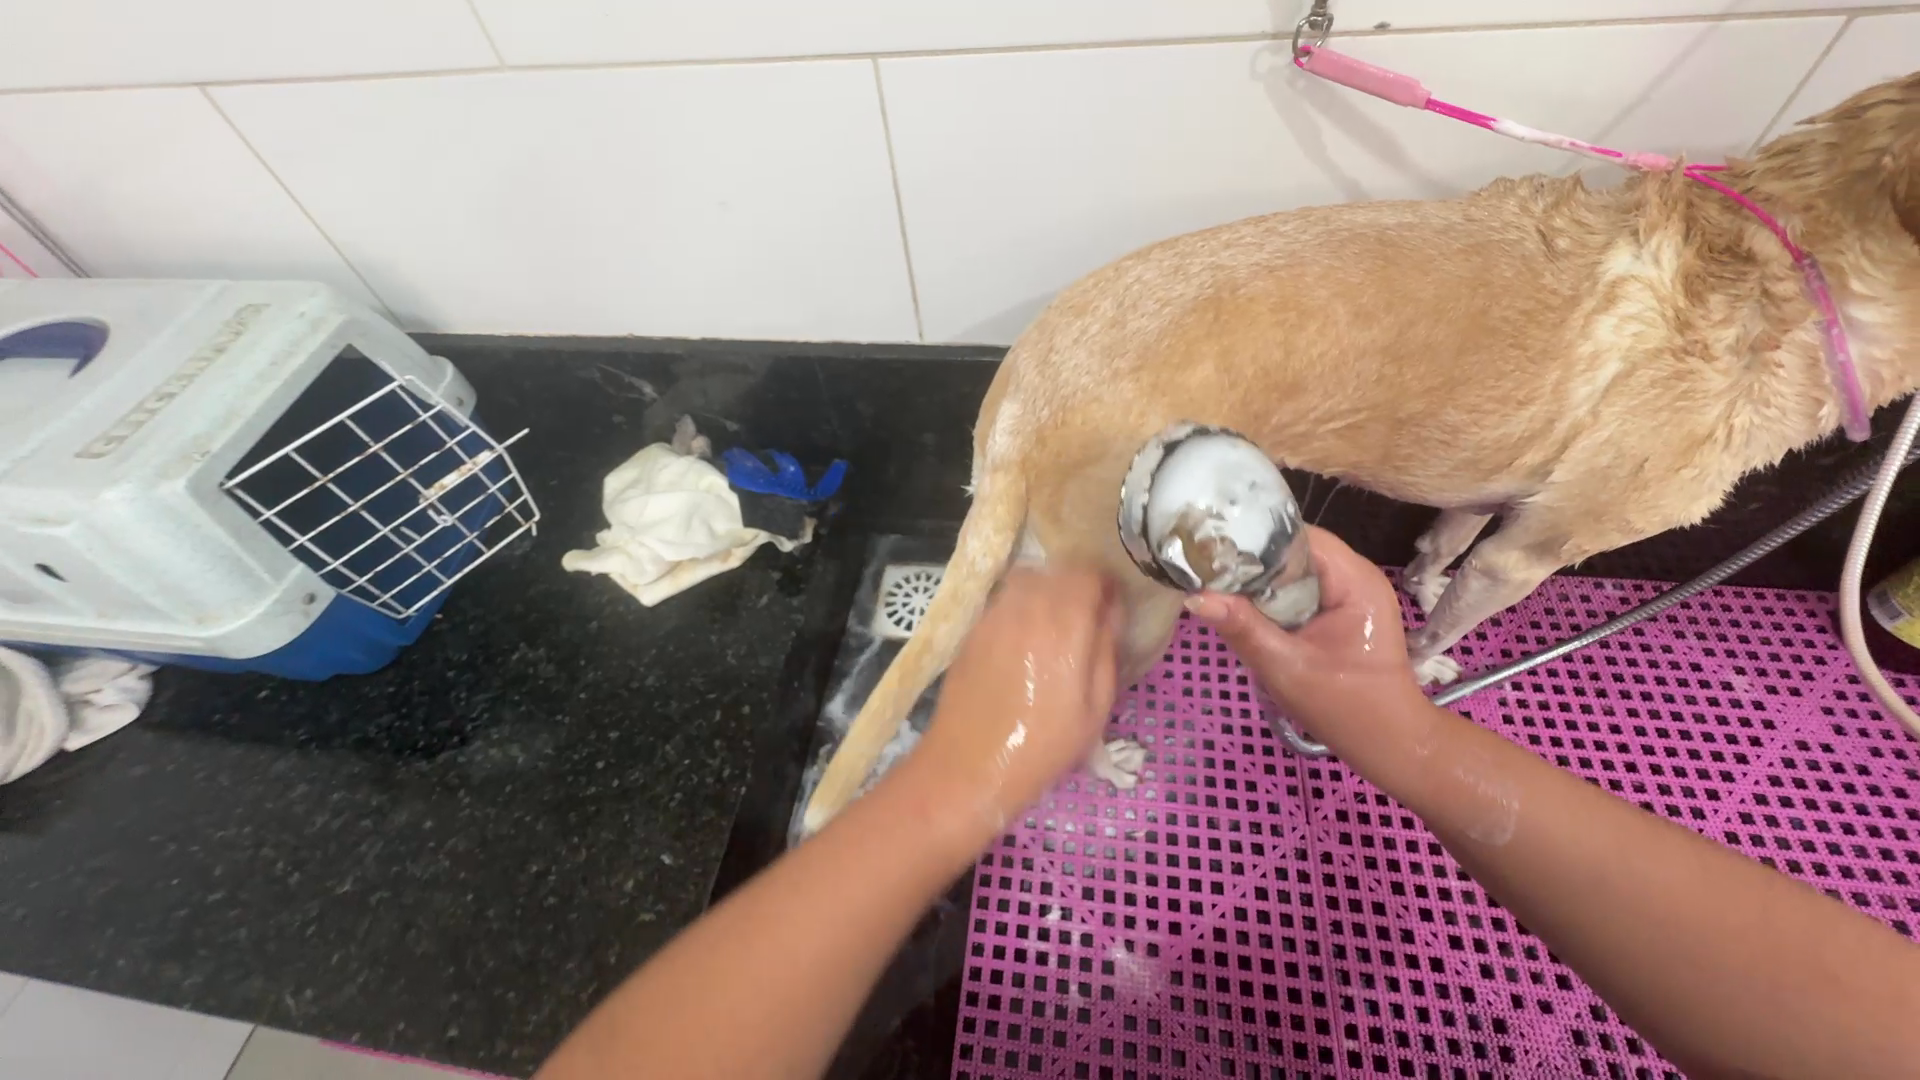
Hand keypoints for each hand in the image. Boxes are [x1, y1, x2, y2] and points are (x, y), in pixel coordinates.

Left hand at [905, 568, 1122, 834]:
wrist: (971, 764)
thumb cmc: (1044, 743)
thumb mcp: (1096, 706)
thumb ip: (1106, 649)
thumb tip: (1109, 612)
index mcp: (1063, 625)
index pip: (1086, 574)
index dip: (1103, 585)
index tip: (1110, 607)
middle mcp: (1026, 608)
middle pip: (1054, 571)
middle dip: (1074, 586)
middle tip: (1084, 617)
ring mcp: (993, 616)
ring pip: (1025, 579)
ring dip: (1044, 591)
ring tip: (1052, 625)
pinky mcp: (972, 629)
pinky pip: (1002, 600)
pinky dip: (1019, 606)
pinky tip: (1023, 639)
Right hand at [1185, 526, 1426, 746]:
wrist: (1390, 743)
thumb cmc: (1345, 707)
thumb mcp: (1285, 668)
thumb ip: (1241, 628)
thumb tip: (1194, 597)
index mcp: (1354, 580)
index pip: (1297, 536)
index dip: (1254, 539)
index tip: (1210, 550)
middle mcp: (1355, 575)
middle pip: (1293, 548)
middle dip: (1250, 558)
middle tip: (1204, 568)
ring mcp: (1348, 591)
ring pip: (1292, 568)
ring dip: (1257, 578)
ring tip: (1215, 583)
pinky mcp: (1338, 608)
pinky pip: (1297, 587)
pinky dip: (1269, 594)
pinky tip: (1241, 605)